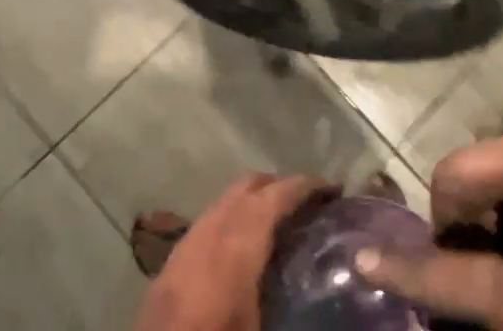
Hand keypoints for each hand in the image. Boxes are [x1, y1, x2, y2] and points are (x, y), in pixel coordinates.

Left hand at [133, 173, 329, 330]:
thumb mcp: (258, 327)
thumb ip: (290, 303)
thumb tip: (327, 296)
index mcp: (235, 249)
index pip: (273, 197)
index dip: (305, 186)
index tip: (332, 189)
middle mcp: (208, 236)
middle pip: (245, 187)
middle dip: (279, 185)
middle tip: (310, 205)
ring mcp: (184, 246)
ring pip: (222, 202)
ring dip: (253, 201)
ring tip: (280, 223)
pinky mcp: (169, 266)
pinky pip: (206, 224)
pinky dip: (230, 220)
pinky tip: (243, 249)